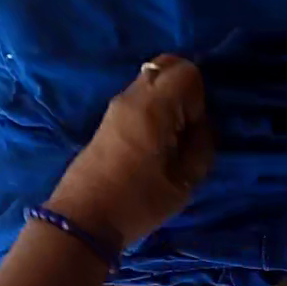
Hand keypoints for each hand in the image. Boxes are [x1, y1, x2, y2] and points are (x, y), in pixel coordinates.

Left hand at [47, 54, 214, 247]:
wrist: (85, 220)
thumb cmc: (139, 203)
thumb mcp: (184, 182)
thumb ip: (201, 148)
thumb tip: (200, 128)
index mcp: (153, 107)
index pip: (187, 72)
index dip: (199, 99)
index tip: (194, 131)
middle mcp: (132, 96)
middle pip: (166, 65)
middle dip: (185, 90)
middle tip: (187, 128)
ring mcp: (116, 106)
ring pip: (151, 80)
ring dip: (169, 100)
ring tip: (171, 140)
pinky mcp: (108, 120)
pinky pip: (140, 97)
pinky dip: (155, 108)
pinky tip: (155, 143)